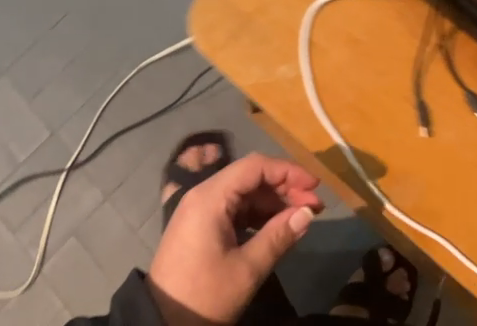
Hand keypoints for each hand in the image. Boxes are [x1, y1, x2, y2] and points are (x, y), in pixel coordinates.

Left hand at [146, 153, 323, 325]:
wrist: (161, 324)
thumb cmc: (205, 295)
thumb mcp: (246, 269)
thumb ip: (278, 236)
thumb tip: (308, 214)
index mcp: (211, 196)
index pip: (255, 167)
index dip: (288, 171)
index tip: (315, 186)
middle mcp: (204, 194)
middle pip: (251, 178)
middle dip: (285, 188)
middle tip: (315, 206)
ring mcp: (201, 210)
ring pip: (245, 194)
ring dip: (274, 203)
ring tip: (303, 217)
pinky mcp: (202, 226)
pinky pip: (236, 209)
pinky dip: (259, 215)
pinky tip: (279, 227)